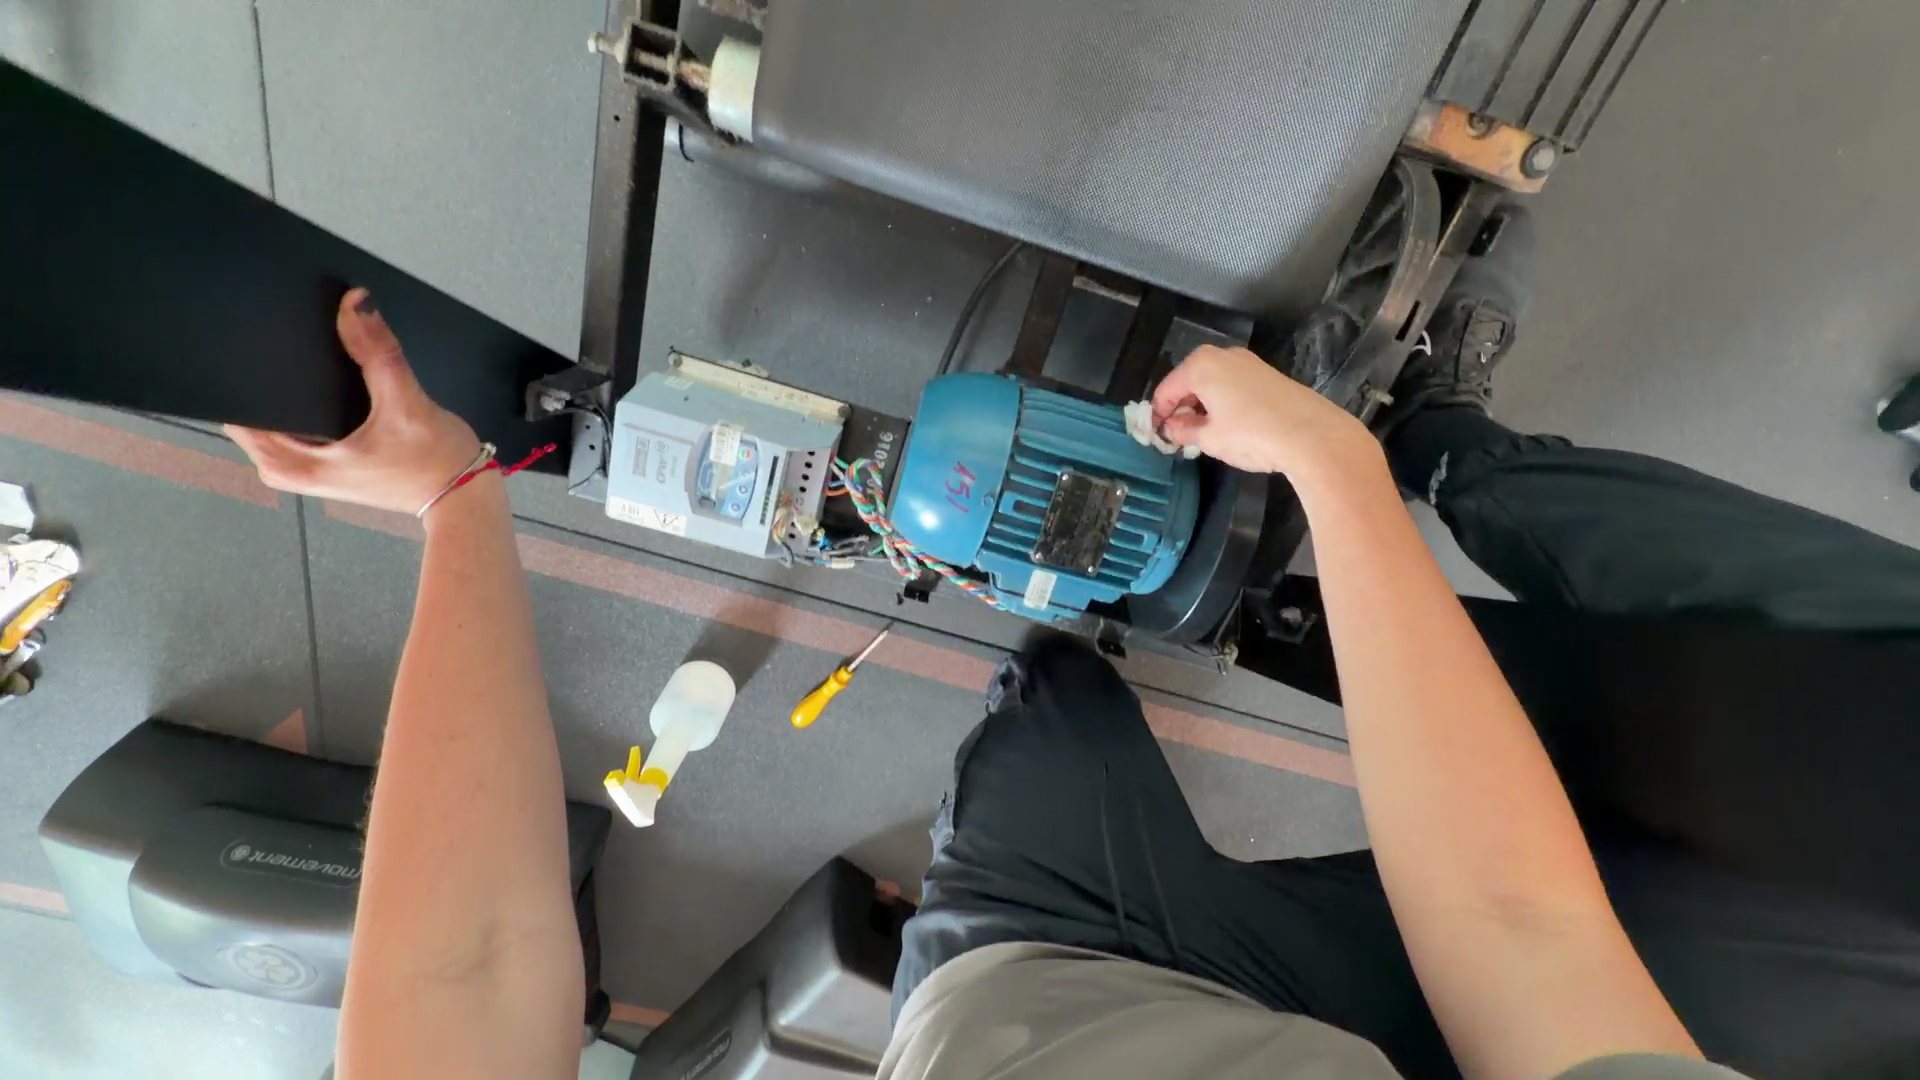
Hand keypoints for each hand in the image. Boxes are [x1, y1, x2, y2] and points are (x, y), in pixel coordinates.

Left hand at [226, 289, 481, 513]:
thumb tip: (356, 303)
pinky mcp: (329, 469)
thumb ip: (378, 353)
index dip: (255, 368)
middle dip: (282, 379)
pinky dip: (317, 410)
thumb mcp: (408, 404)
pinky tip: (342, 394)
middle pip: (261, 407)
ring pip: (283, 417)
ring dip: (302, 393)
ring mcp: (307, 472)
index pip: (241, 404)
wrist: (467, 499)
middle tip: (310, 349)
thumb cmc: (437, 464)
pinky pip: (303, 429)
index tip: (271, 342)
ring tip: (329, 369)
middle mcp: (285, 470)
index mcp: (287, 462)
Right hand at [1152, 345, 1378, 478]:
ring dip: (1201, 406)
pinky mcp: (1266, 374)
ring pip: (1211, 383)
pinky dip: (1222, 402)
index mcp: (1200, 366)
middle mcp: (1222, 356)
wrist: (1312, 435)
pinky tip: (1228, 426)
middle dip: (1180, 408)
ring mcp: (1247, 362)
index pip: (1165, 391)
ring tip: (1203, 434)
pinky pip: (1231, 385)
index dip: (1157, 415)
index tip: (1156, 436)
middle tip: (1178, 437)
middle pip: (1188, 382)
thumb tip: (1172, 428)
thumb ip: (1183, 431)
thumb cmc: (1251, 435)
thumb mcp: (1209, 438)